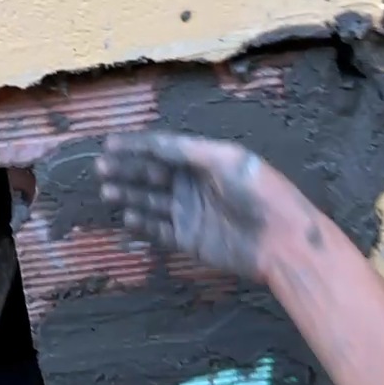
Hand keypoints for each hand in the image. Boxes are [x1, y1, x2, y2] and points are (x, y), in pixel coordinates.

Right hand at [95, 131, 310, 280]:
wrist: (282, 241)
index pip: (162, 149)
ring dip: (128, 195)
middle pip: (151, 174)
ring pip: (150, 201)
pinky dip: (142, 225)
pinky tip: (128, 218)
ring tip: (107, 191)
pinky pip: (159, 230)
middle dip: (126, 170)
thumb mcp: (226, 160)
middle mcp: (193, 184)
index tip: (109, 144)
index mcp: (204, 160)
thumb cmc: (258, 193)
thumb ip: (188, 151)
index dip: (135, 146)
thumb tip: (154, 143)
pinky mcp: (189, 239)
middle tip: (101, 169)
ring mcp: (190, 213)